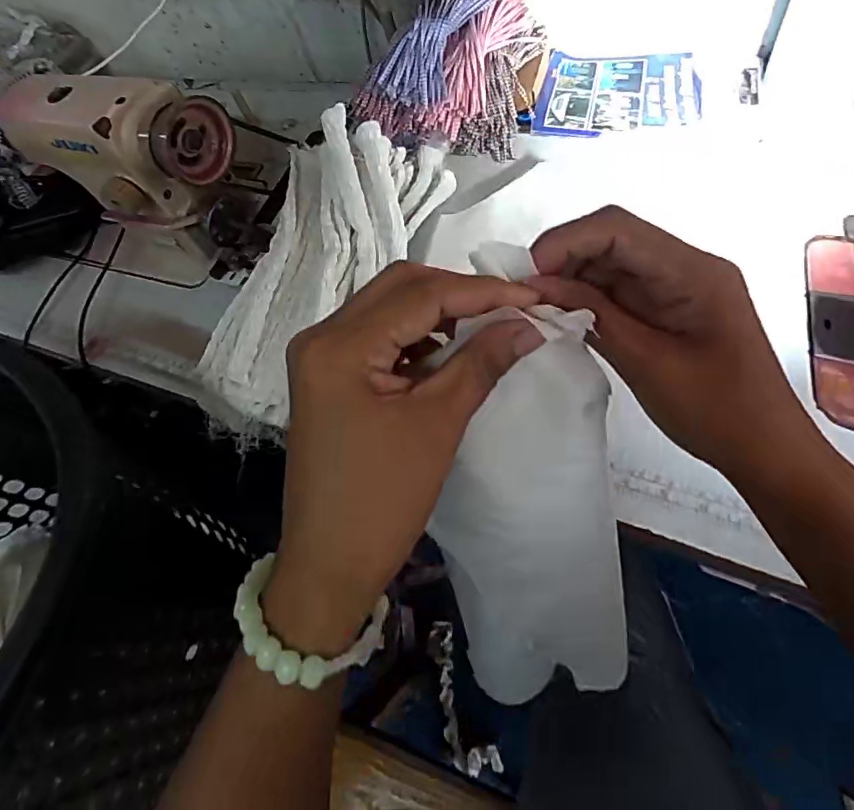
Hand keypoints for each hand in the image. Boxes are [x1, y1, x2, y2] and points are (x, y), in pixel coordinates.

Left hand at [269, 262, 543, 654]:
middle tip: (509, 309)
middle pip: (400, 287)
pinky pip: (380, 334)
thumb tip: (528, 324)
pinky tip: (451, 352)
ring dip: (440, 311)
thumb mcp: (437, 425)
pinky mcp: (329, 373)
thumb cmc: (381, 501)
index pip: (421, 295)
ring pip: (390, 306)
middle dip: (459, 293)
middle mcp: (322, 336)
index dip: (482, 292)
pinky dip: (420, 335)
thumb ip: (481, 363)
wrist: (329, 565)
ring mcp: (321, 354)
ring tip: (487, 328)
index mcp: (339, 346)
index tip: (532, 298)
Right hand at [530, 206, 810, 480]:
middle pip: (613, 239)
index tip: (527, 276)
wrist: (768, 451)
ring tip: (538, 307)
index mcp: (693, 272)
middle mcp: (688, 266)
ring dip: (573, 278)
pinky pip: (623, 287)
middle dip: (564, 258)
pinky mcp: (672, 306)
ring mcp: (680, 285)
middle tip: (525, 294)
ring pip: (613, 261)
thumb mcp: (647, 364)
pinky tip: (565, 316)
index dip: (565, 242)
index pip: (617, 229)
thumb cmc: (718, 413)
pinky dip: (590, 298)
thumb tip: (540, 287)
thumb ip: (593, 316)